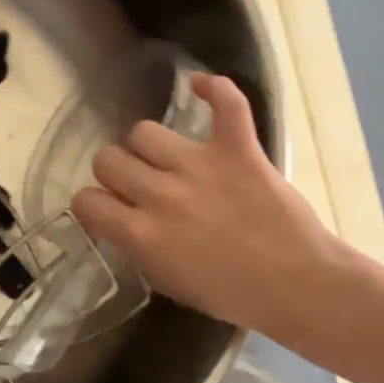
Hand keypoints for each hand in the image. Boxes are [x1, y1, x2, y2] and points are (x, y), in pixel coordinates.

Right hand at [70, 74, 354, 337]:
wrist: (297, 285)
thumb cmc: (230, 294)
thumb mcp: (166, 281)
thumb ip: (137, 246)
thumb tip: (122, 221)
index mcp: (142, 235)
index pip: (86, 201)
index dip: (92, 205)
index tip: (106, 211)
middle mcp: (162, 195)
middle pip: (108, 159)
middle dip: (114, 173)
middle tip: (134, 185)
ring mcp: (200, 167)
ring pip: (143, 131)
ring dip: (147, 146)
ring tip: (165, 158)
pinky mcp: (239, 150)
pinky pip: (225, 102)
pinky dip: (213, 89)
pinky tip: (199, 87)